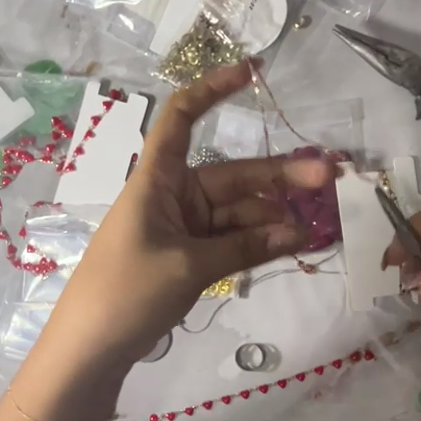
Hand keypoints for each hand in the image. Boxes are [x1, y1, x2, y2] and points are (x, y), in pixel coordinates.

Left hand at [35, 62, 333, 375]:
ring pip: (239, 213)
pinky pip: (232, 241)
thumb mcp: (189, 267)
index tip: (251, 72)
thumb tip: (301, 233)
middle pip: (233, 177)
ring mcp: (184, 228)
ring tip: (315, 232)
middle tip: (328, 179)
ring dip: (275, 221)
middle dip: (279, 178)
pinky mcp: (189, 257)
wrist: (92, 347)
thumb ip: (245, 248)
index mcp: (158, 180)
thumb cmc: (127, 292)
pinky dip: (259, 244)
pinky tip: (292, 247)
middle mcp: (173, 196)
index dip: (213, 90)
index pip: (182, 119)